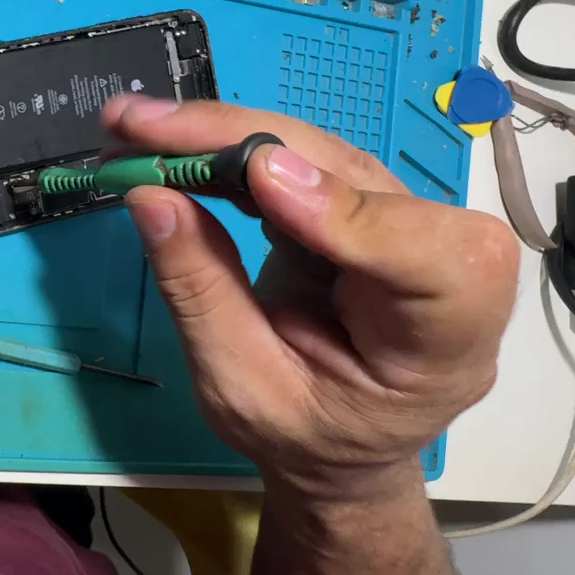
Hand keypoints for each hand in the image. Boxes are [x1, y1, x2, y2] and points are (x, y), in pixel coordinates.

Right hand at [106, 95, 519, 501]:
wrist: (339, 446)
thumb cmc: (302, 435)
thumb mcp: (238, 386)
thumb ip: (200, 294)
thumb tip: (150, 198)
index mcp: (442, 341)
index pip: (429, 255)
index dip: (347, 210)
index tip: (258, 181)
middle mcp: (438, 261)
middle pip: (352, 174)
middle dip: (239, 139)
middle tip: (137, 127)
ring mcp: (395, 222)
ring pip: (314, 152)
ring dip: (216, 131)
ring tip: (131, 128)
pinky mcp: (349, 205)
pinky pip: (289, 160)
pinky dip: (220, 146)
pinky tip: (165, 141)